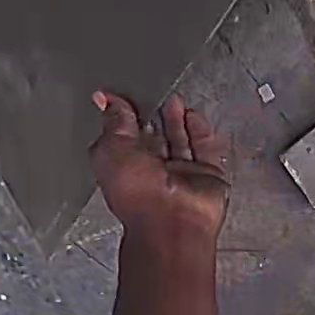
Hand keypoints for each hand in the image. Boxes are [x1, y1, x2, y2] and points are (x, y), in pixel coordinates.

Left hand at [91, 91, 229, 241]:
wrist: (174, 220)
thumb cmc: (137, 192)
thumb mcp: (112, 148)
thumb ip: (114, 121)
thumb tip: (106, 98)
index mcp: (126, 167)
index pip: (125, 136)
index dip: (125, 116)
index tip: (124, 96)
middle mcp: (155, 171)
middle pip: (156, 138)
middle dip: (155, 116)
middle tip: (155, 93)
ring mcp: (183, 173)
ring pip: (181, 141)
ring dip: (177, 120)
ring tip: (175, 99)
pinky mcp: (208, 174)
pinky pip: (206, 149)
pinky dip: (201, 131)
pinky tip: (194, 115)